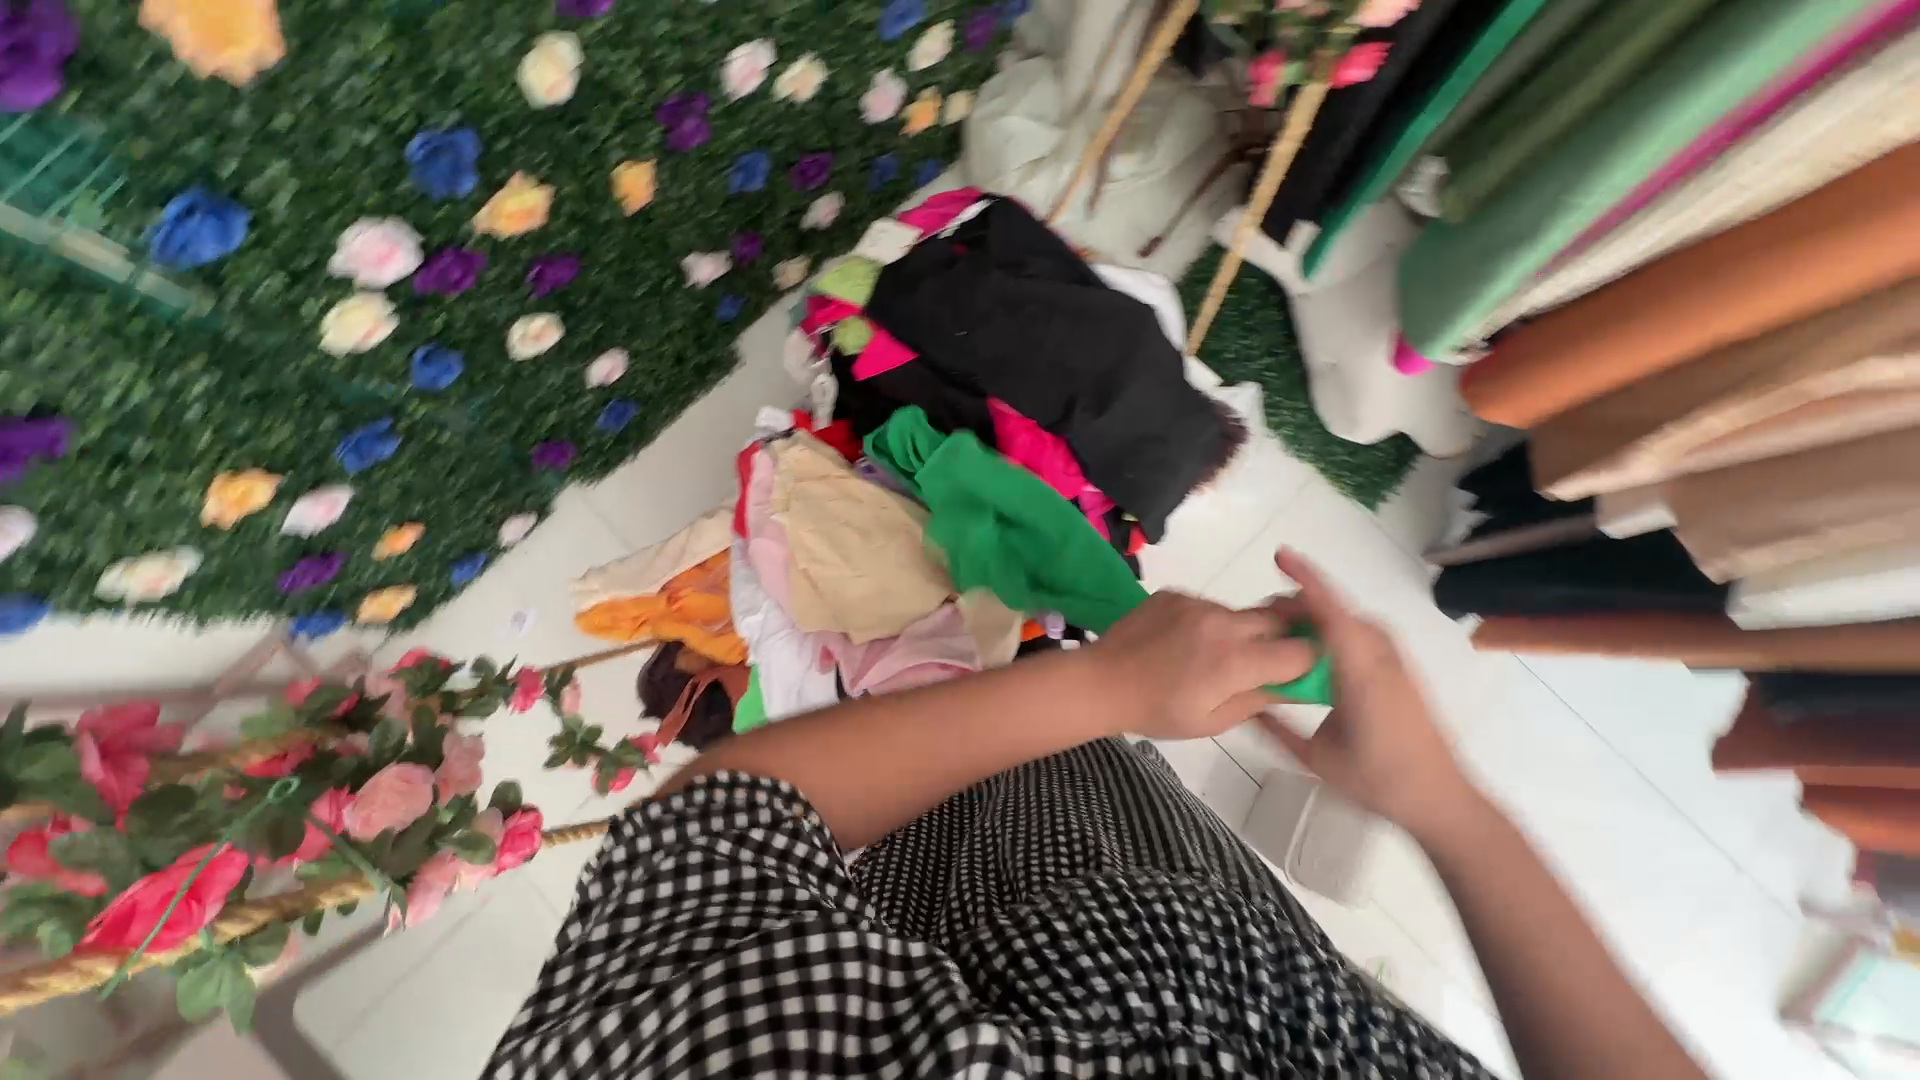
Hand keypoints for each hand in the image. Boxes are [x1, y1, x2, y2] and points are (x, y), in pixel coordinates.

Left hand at [1091, 590, 1317, 740]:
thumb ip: (1259, 699)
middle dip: (1283, 639)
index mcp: (1235, 661)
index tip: (1302, 671)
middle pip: (1279, 620)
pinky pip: (1209, 606)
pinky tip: (1185, 644)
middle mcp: (1223, 624)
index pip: (1300, 651)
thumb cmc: (1157, 711)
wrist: (1100, 682)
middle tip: (1267, 661)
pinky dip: (1210, 623)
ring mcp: (1197, 603)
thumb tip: (1298, 687)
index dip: (1309, 661)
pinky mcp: (1176, 594)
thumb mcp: (1212, 721)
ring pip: (1241, 613)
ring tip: (1213, 657)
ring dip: (1242, 632)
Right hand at [1258, 549, 1480, 839]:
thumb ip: (1277, 729)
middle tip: (1263, 616)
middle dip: (1302, 600)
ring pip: (1353, 621)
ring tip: (1286, 628)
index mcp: (1359, 672)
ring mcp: (1396, 663)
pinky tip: (1317, 651)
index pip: (1331, 612)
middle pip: (1340, 610)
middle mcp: (1381, 657)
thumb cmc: (1379, 781)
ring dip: (1321, 614)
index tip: (1281, 556)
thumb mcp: (1316, 758)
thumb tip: (1243, 703)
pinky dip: (1337, 629)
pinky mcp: (1402, 672)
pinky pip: (1364, 635)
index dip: (1307, 579)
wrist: (1442, 800)